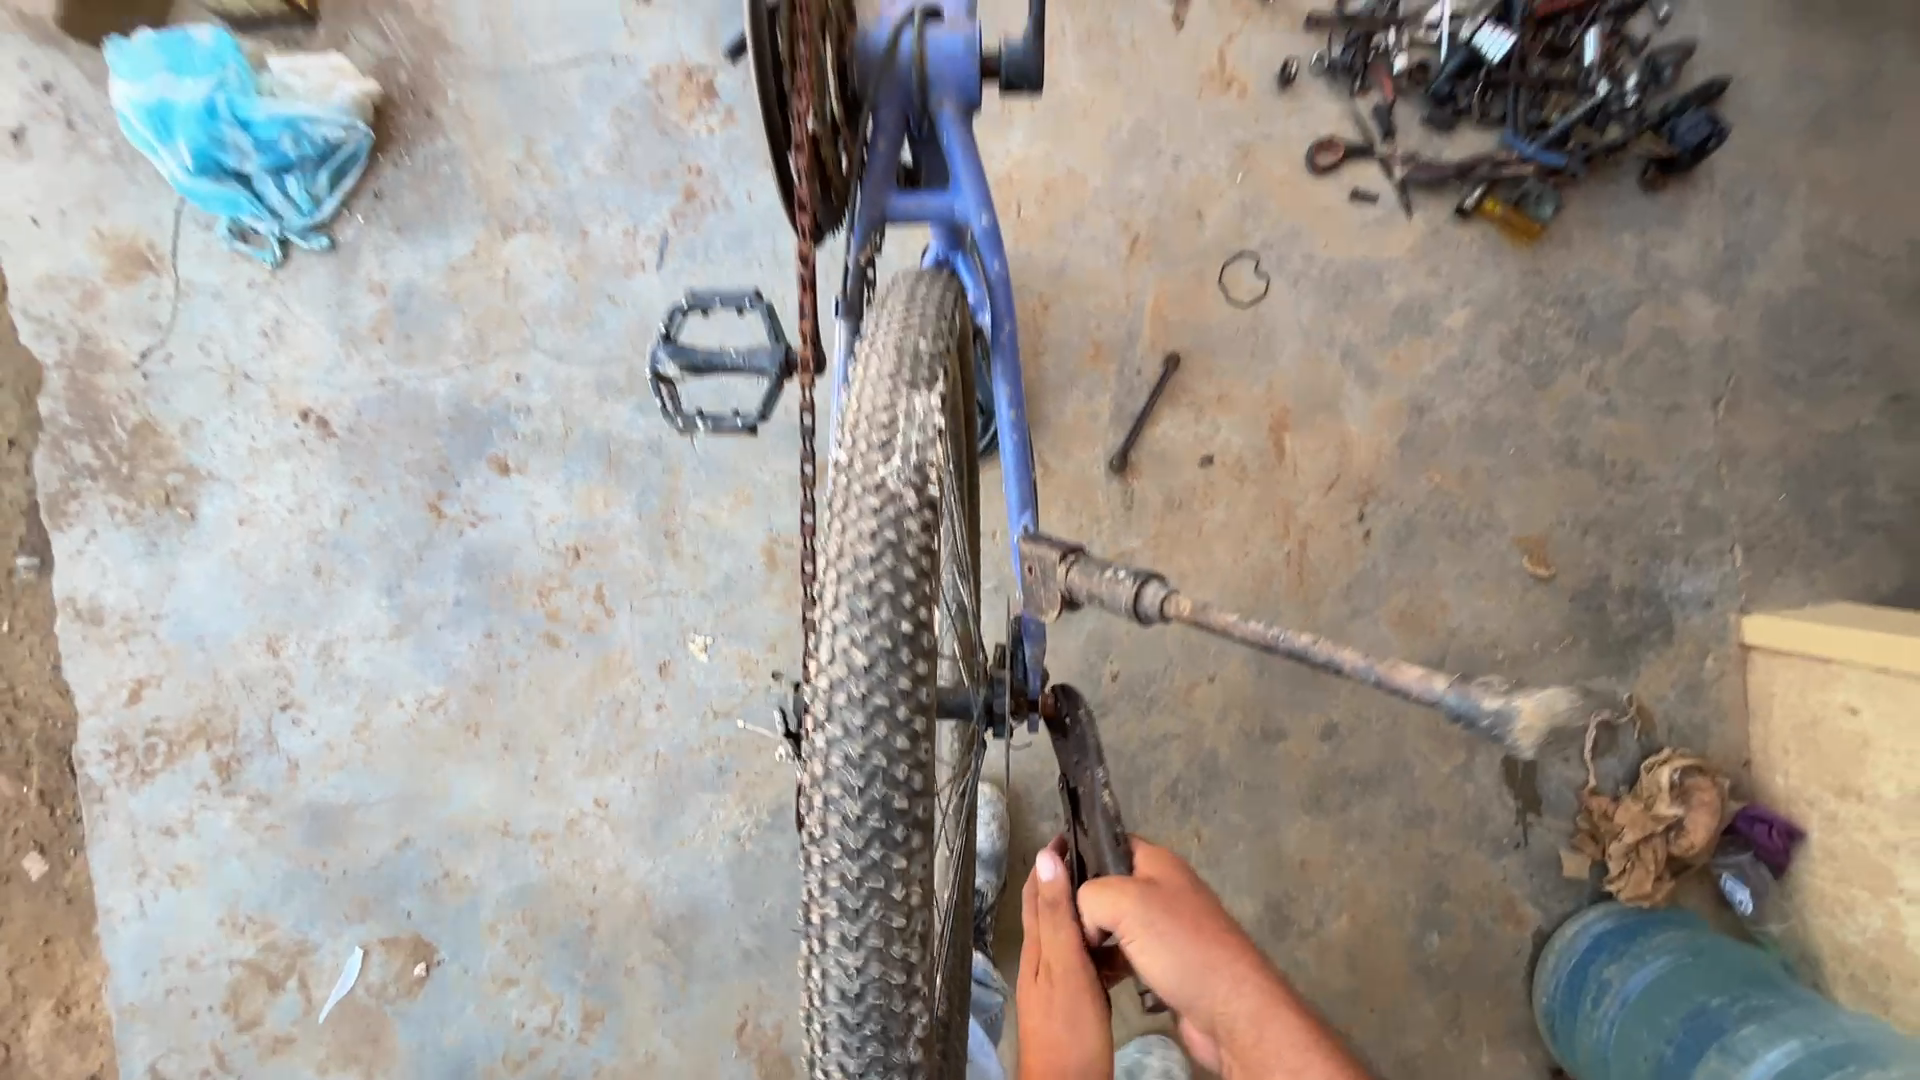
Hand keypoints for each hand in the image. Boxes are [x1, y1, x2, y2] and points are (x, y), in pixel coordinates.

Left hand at [1016, 839, 1112, 1079]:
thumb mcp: (1065, 964)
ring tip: (1124, 898)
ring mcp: (1059, 978)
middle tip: (1108, 862)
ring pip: (1076, 933)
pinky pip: (1090, 960)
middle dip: (1076, 879)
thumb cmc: (1068, 1026)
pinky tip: (1127, 949)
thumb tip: (1044, 856)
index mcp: (1037, 942)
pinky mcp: (1076, 999)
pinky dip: (1105, 947)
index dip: (1052, 858)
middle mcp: (1043, 955)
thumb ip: (1056, 913)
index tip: (1076, 833)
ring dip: (1093, 912)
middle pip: (1056, 906)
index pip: (1038, 887)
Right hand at [1077, 838, 1369, 1078]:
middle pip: (1109, 884)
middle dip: (1083, 899)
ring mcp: (1166, 928)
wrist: (1232, 1010)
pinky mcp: (1167, 964)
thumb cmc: (1179, 944)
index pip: (1108, 841)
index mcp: (1157, 861)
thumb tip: (1083, 920)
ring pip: (1115, 922)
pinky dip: (1111, 961)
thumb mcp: (1124, 901)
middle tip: (1056, 916)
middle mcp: (1162, 888)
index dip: (1080, 851)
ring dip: (1095, 935)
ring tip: (1070, 947)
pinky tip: (1095, 973)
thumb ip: (1089, 894)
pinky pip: (1127, 953)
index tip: (1050, 873)